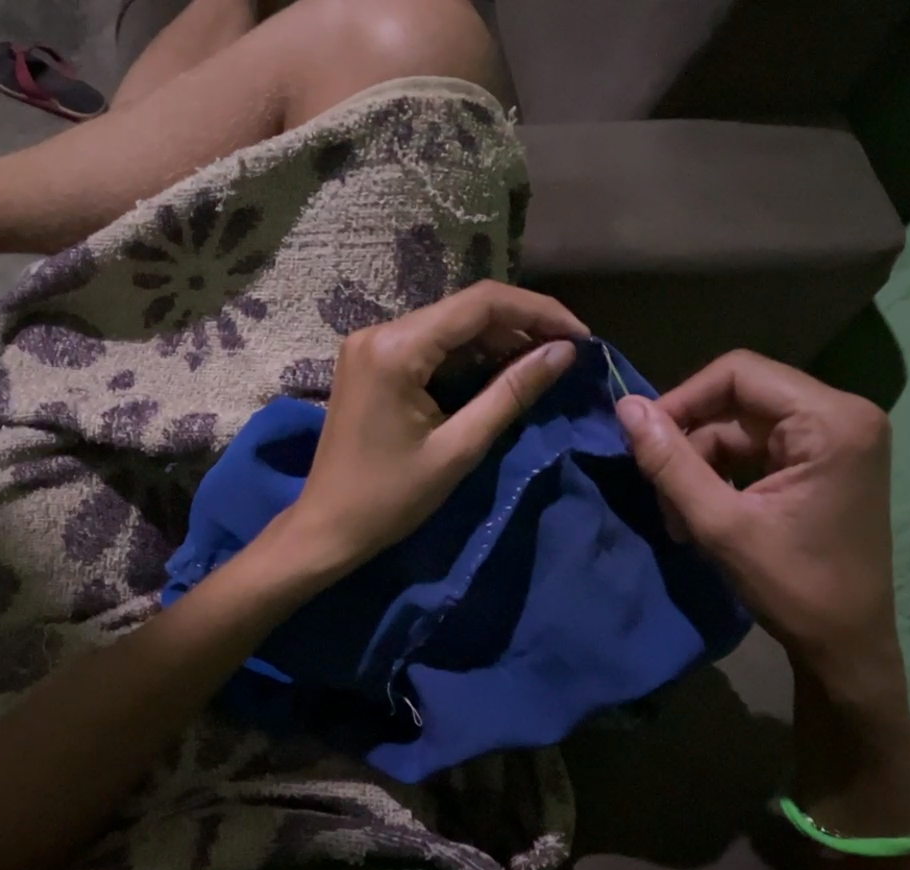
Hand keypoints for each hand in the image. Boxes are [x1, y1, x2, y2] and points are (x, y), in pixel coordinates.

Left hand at [283, 281, 587, 570]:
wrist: (328, 527)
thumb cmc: (390, 498)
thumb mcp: (459, 448)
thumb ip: (511, 393)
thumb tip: (564, 352)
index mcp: (396, 348)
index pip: (481, 303)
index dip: (538, 312)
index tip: (581, 336)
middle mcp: (378, 331)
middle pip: (464, 309)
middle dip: (520, 326)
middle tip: (566, 354)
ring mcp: (370, 345)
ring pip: (448, 326)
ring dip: (496, 340)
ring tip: (541, 364)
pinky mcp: (369, 362)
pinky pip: (428, 344)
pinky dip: (466, 356)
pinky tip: (498, 373)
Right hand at [616, 350, 900, 686]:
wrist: (845, 644)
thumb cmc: (792, 586)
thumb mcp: (720, 524)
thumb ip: (670, 463)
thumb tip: (625, 408)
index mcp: (831, 420)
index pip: (739, 374)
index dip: (682, 400)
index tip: (643, 441)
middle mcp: (841, 416)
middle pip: (739, 401)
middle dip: (690, 443)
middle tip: (661, 494)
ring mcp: (834, 440)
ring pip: (740, 428)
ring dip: (700, 467)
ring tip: (681, 518)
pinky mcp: (822, 464)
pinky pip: (756, 450)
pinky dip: (722, 477)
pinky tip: (702, 515)